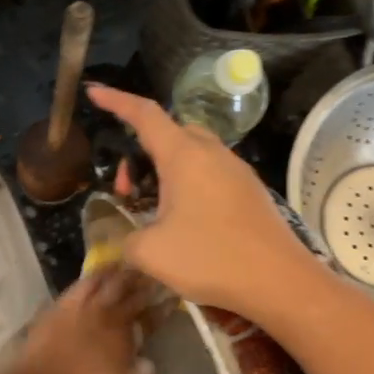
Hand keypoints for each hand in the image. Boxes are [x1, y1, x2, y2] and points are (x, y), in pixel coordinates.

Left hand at [9, 269, 152, 373]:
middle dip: (146, 286)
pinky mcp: (61, 307)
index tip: (172, 298)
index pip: (149, 320)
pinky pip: (83, 283)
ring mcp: (83, 309)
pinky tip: (102, 269)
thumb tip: (150, 365)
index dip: (162, 309)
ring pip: (108, 283)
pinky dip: (96, 274)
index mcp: (125, 340)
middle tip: (156, 276)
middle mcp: (107, 318)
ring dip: (123, 274)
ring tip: (133, 266)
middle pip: (131, 296)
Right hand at [87, 85, 321, 317]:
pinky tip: (185, 221)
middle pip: (170, 132)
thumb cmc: (211, 258)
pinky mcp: (250, 192)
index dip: (116, 101)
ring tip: (154, 207)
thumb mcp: (151, 253)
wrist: (279, 281)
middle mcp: (212, 153)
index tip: (94, 92)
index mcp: (184, 156)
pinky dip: (189, 184)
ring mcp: (236, 171)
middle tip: (127, 190)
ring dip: (166, 170)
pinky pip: (211, 173)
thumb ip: (128, 239)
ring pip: (193, 153)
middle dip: (141, 151)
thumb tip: (130, 240)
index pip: (144, 114)